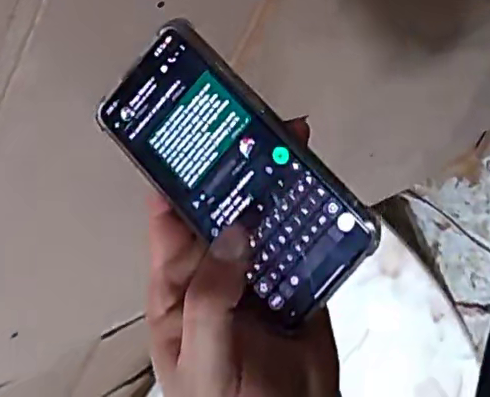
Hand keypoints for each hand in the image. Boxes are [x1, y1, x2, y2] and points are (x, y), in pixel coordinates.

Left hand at [145, 120, 338, 396]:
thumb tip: (232, 233)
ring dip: (278, 176)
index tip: (201, 136)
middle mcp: (217, 267)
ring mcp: (257, 268)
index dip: (182, 173)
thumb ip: (209, 300)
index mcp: (179, 284)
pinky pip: (300, 230)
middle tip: (259, 129)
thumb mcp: (202, 361)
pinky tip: (318, 182)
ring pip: (264, 209)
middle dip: (240, 164)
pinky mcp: (295, 272)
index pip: (171, 216)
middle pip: (225, 203)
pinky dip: (310, 205)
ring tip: (292, 143)